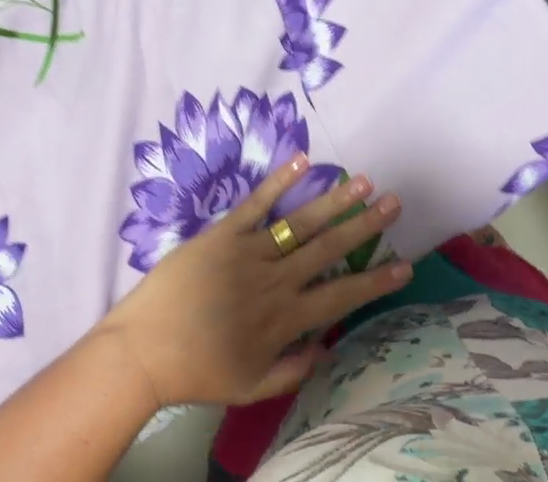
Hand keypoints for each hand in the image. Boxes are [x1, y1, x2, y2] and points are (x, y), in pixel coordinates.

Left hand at [92, 156, 409, 408]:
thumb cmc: (196, 372)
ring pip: (301, 223)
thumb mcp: (250, 387)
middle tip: (394, 202)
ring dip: (335, 201)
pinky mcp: (223, 234)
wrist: (142, 352)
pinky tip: (302, 160)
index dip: (375, 281)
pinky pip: (256, 204)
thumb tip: (326, 347)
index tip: (405, 264)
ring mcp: (249, 253)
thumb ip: (292, 370)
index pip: (341, 296)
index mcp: (284, 319)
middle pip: (329, 249)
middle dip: (365, 225)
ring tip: (363, 181)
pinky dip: (279, 181)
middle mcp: (275, 281)